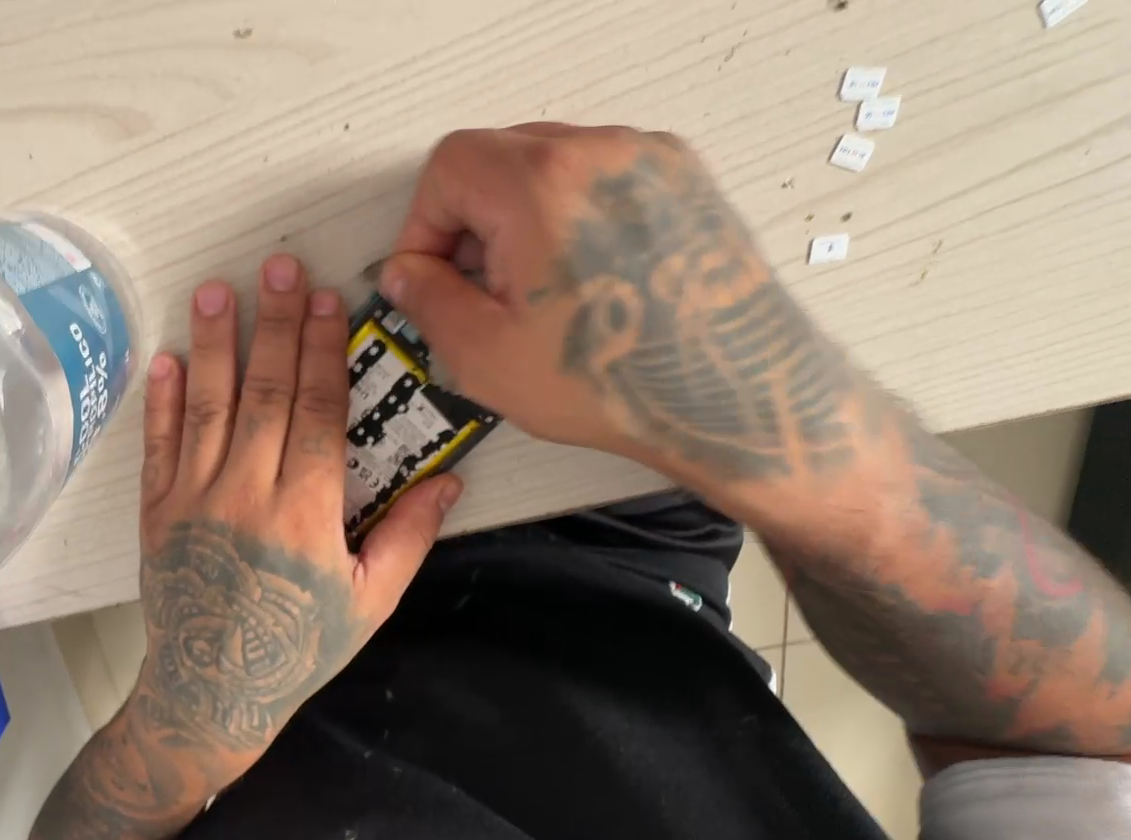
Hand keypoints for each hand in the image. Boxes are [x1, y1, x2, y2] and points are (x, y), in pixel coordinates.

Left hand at [133, 254, 463, 757]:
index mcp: (306, 510)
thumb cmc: (299, 650)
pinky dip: (162, 402)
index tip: (328, 300)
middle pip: (266, 393)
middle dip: (276, 324)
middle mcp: (247, 492)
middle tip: (279, 266)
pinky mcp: (156, 514)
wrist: (212, 692)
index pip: (318, 411)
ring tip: (216, 289)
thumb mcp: (370, 603)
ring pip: (209, 406)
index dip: (324, 351)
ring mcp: (194, 499)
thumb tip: (449, 480)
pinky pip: (159, 447)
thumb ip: (408, 538)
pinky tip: (166, 360)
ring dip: (214, 344)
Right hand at [380, 124, 857, 484]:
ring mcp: (648, 162)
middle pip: (496, 158)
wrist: (726, 395)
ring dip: (513, 221)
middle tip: (473, 291)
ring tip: (528, 293)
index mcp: (542, 185)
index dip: (422, 226)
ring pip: (544, 167)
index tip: (428, 277)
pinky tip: (573, 282)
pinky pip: (593, 181)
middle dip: (466, 224)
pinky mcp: (679, 182)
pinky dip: (563, 219)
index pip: (448, 168)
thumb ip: (426, 300)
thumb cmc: (611, 380)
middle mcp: (600, 153)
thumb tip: (404, 272)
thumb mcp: (483, 353)